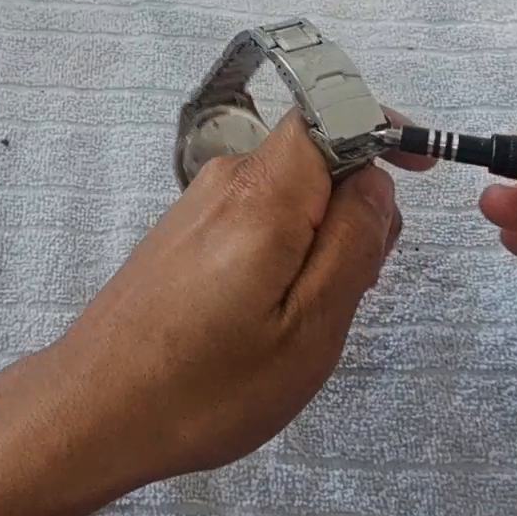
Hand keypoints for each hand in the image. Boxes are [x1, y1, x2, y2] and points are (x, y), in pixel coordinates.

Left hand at [0, 113, 419, 515]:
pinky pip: (257, 212)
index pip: (330, 110)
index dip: (381, 127)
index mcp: (264, 193)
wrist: (97, 405)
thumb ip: (353, 242)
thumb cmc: (205, 383)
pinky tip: (271, 309)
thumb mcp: (309, 327)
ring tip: (307, 313)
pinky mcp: (186, 226)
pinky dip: (285, 245)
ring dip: (320, 234)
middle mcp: (228, 179)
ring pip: (289, 190)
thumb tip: (376, 182)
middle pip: (315, 155)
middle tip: (356, 282)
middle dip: (355, 204)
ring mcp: (201, 200)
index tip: (418, 167)